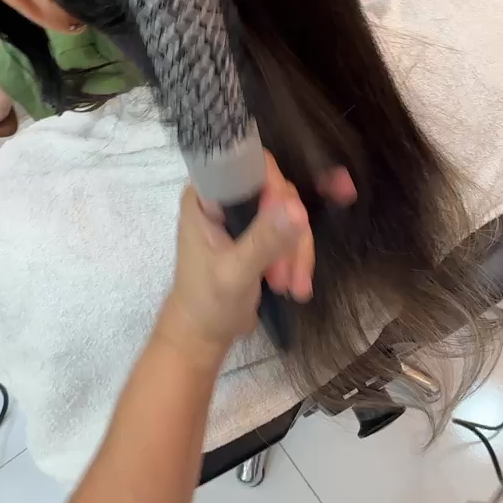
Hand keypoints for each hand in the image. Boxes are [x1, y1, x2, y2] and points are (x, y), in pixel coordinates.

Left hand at [158, 154, 311, 360]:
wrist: (204, 335)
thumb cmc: (207, 304)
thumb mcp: (235, 273)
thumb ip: (264, 240)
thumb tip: (298, 209)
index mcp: (206, 196)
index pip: (249, 167)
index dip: (276, 189)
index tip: (293, 220)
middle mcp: (225, 198)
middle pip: (278, 193)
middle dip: (290, 235)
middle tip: (287, 275)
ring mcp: (243, 216)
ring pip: (290, 215)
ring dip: (296, 253)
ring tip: (293, 288)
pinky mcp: (258, 233)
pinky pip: (290, 232)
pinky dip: (297, 258)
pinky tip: (296, 286)